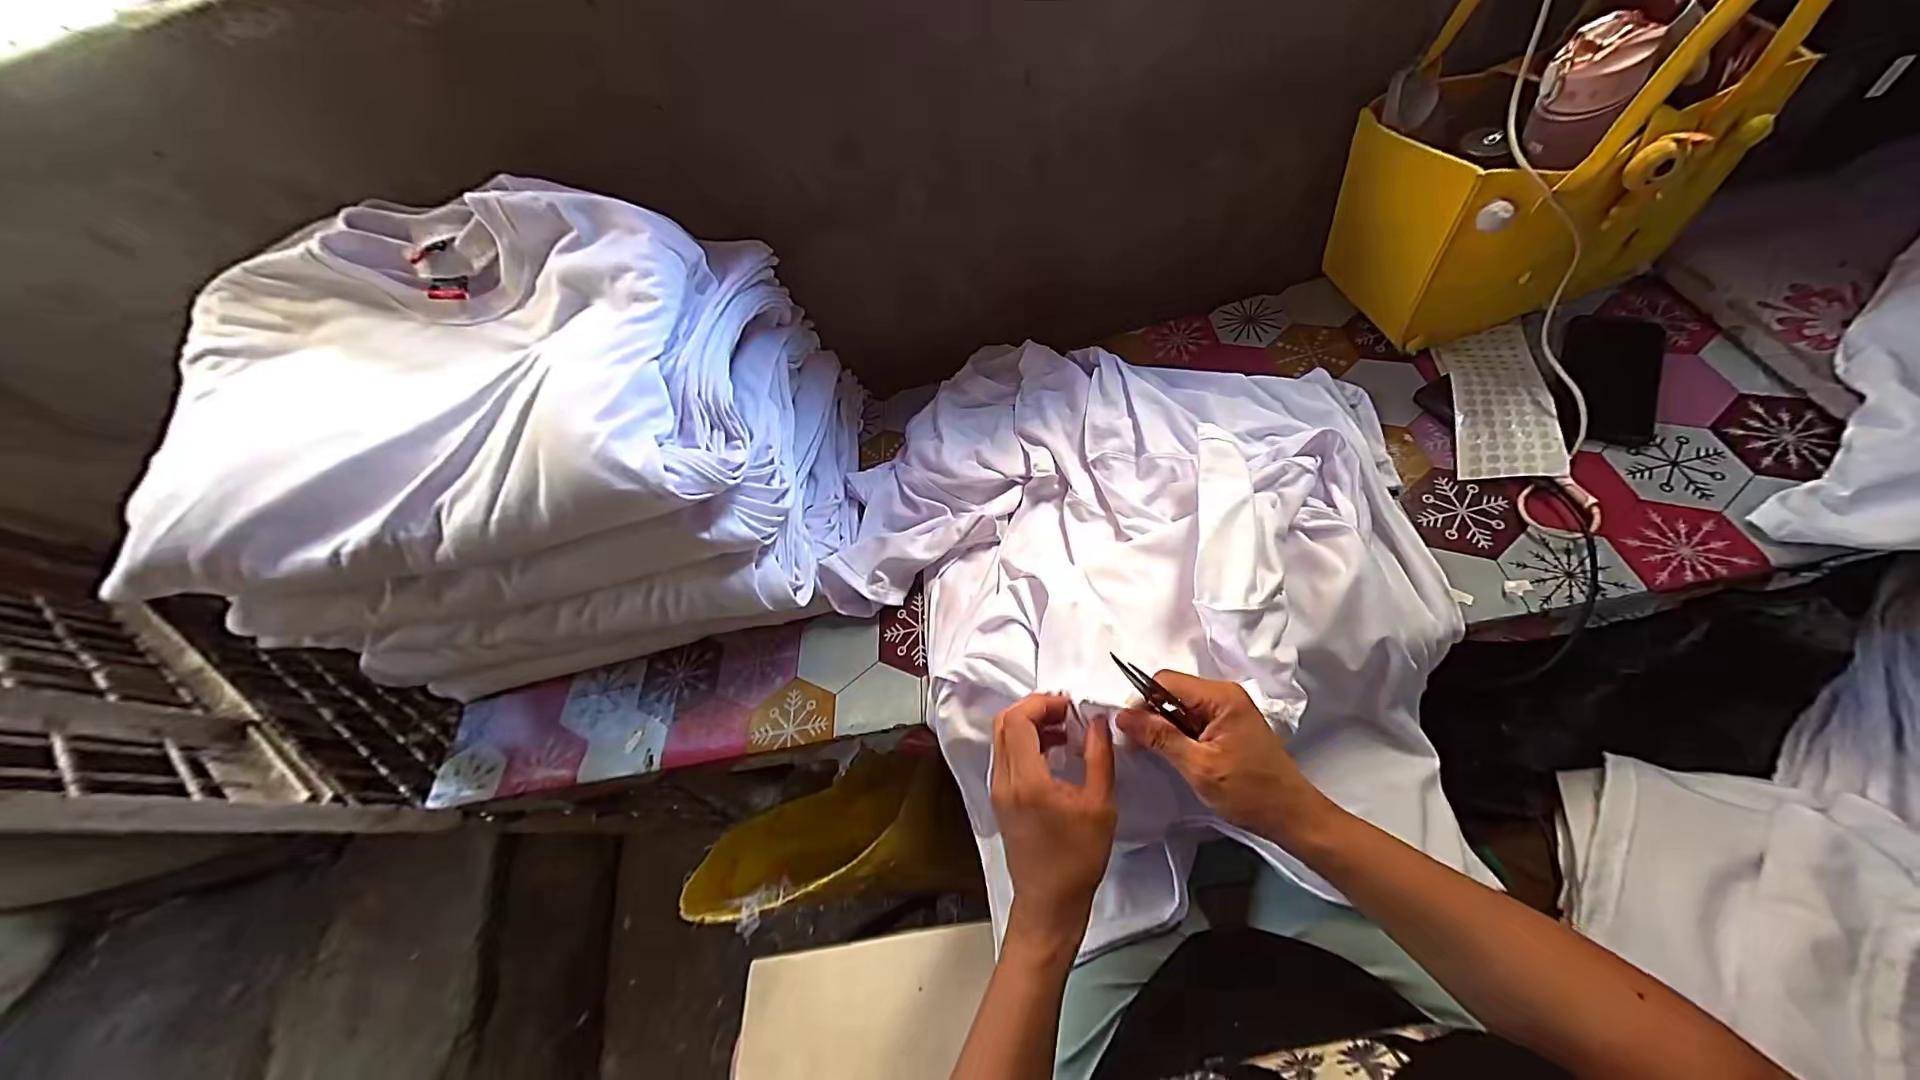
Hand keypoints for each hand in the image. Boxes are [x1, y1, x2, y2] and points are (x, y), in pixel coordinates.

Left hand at [991, 693, 1116, 952]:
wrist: (1050, 902)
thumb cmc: (1077, 860)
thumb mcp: (1100, 805)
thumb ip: (1099, 756)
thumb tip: (1096, 721)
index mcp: (1026, 781)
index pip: (1018, 720)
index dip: (1041, 703)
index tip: (1066, 704)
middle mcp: (1004, 781)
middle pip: (1004, 723)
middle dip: (1033, 708)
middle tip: (1064, 711)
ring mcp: (998, 789)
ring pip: (1003, 738)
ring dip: (1028, 724)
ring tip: (1063, 728)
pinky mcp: (1001, 798)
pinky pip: (1006, 755)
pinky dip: (1025, 742)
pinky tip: (1053, 749)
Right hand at [1116, 671, 1330, 847]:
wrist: (1292, 817)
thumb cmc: (1250, 793)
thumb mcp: (1198, 766)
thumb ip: (1159, 737)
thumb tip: (1123, 716)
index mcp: (1220, 696)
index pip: (1164, 681)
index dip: (1143, 702)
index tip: (1132, 730)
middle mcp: (1224, 694)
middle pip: (1171, 691)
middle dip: (1152, 716)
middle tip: (1142, 746)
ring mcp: (1227, 709)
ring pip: (1179, 706)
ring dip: (1165, 727)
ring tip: (1160, 754)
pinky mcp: (1227, 725)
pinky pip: (1192, 718)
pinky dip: (1179, 734)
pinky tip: (1177, 755)